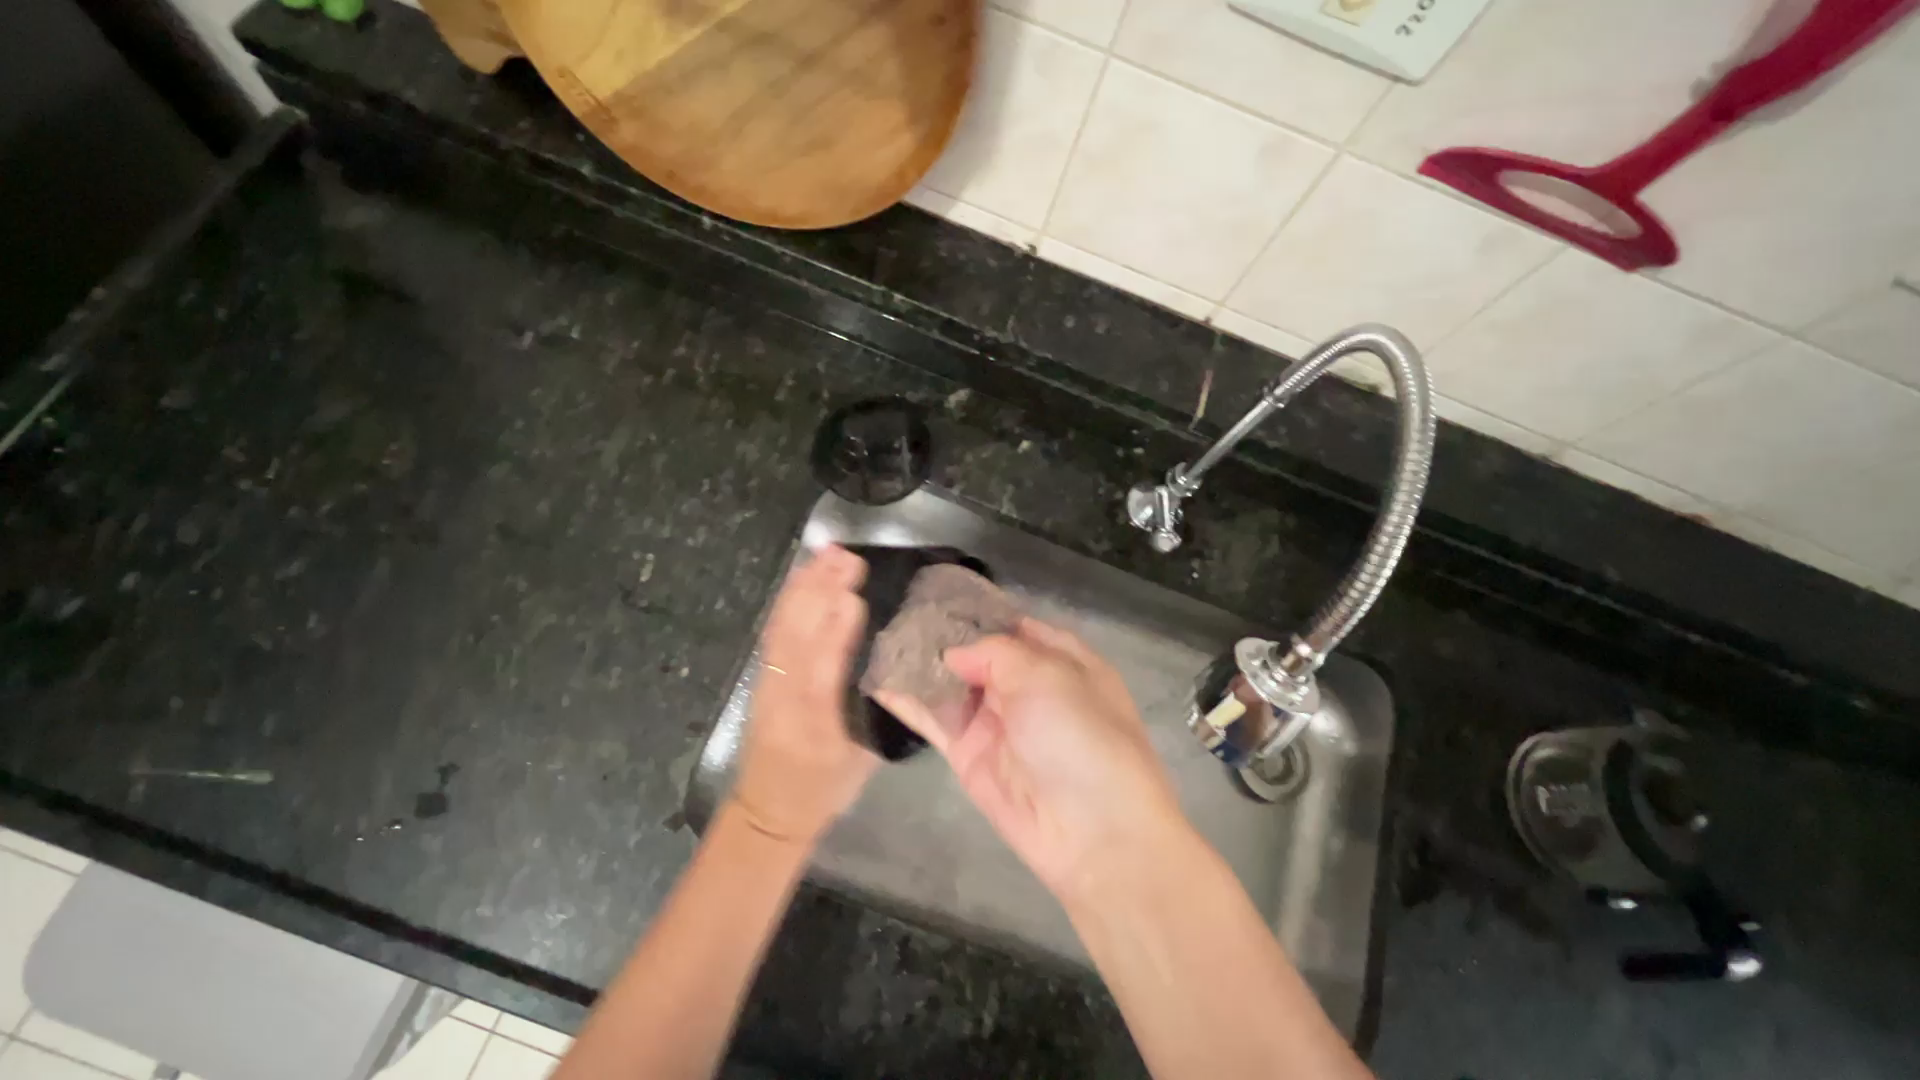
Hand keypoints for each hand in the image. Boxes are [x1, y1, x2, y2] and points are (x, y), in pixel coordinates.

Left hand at [729, 545, 878, 846]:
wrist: (768, 809)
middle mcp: (785, 701)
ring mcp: (768, 686)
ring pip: (783, 629)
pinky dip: (789, 599)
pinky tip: (803, 576)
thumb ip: (877, 710)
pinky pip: (774, 631)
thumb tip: (899, 661)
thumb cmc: (824, 789)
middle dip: (819, 594)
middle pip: (797, 641)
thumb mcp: (862, 760)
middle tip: (847, 558)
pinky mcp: (762, 676)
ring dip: (804, 588)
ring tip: (828, 555)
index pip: (821, 676)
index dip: (833, 636)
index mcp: (815, 729)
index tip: (852, 598)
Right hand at [874, 618, 1189, 897]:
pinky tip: (875, 677)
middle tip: (896, 609)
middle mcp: (1028, 688)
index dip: (979, 611)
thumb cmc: (1081, 736)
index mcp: (1062, 661)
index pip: (1014, 626)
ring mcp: (996, 723)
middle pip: (977, 653)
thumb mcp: (1047, 675)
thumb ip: (995, 653)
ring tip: (878, 634)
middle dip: (942, 635)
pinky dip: (906, 701)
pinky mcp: (968, 756)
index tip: (936, 593)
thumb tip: (955, 653)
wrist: (1092, 831)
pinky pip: (933, 720)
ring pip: (950, 684)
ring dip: (919, 663)